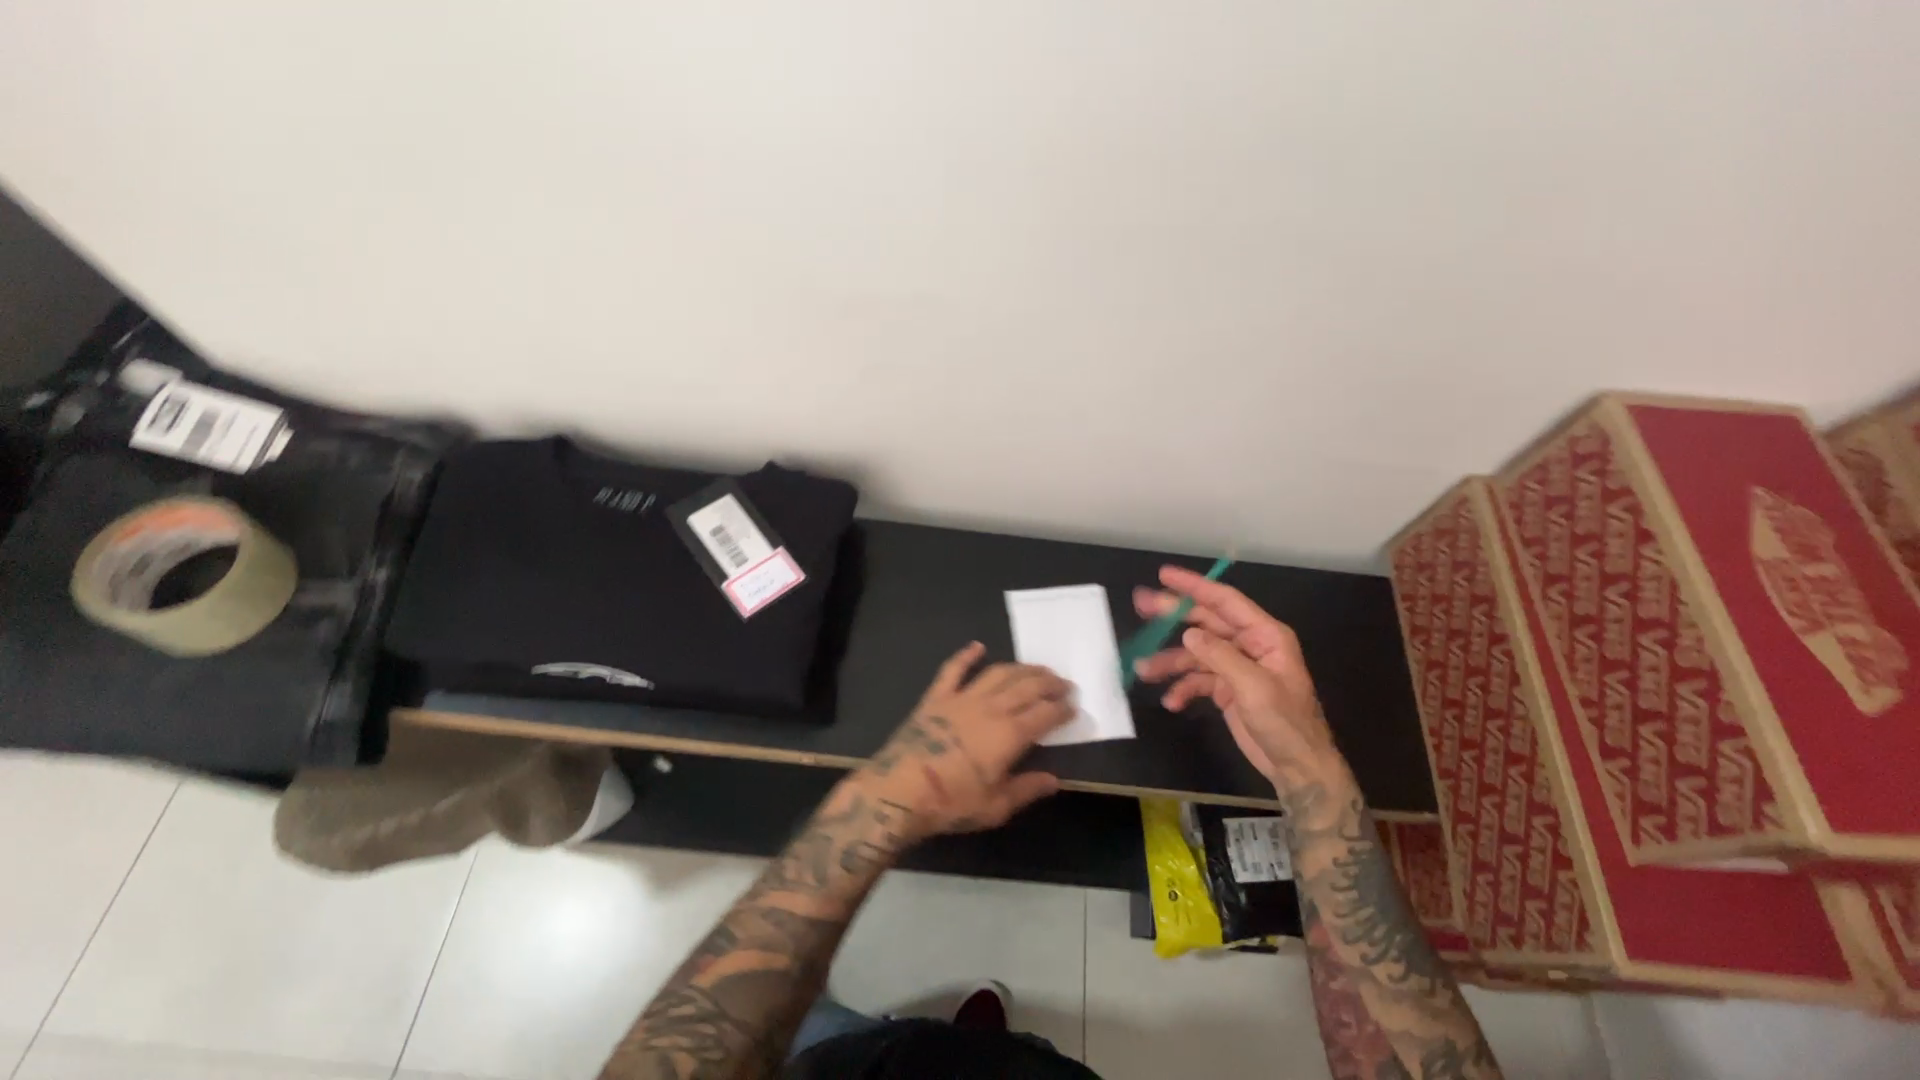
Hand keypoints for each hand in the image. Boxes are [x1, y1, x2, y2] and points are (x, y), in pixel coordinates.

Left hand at [851, 642, 1073, 842]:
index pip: (1045, 714)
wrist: (899, 793)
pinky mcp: (935, 698)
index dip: (1062, 709)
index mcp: (1009, 735)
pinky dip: (966, 655)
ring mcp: (961, 698)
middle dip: (1049, 682)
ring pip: (998, 673)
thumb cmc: (951, 804)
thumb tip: (1054, 780)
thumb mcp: (995, 807)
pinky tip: (977, 646)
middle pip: (1027, 686)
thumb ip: (1026, 789)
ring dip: (1021, 668)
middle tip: (1064, 684)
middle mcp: (990, 708)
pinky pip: (953, 669)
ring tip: (1036, 669)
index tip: (1073, 707)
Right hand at [1131, 565, 1345, 793]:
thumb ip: (1221, 657)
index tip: (1165, 575)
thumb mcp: (1254, 688)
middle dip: (1172, 618)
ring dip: (1170, 662)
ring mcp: (1236, 667)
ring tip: (1144, 670)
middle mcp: (1249, 645)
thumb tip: (1188, 634)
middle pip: (1205, 623)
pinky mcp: (1226, 689)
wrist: (1298, 766)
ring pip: (1195, 654)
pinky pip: (1197, 680)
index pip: (1225, 602)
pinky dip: (1182, 688)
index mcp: (1265, 636)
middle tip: (1141, 606)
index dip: (1195, 586)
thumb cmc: (1286, 724)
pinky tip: (1172, 701)